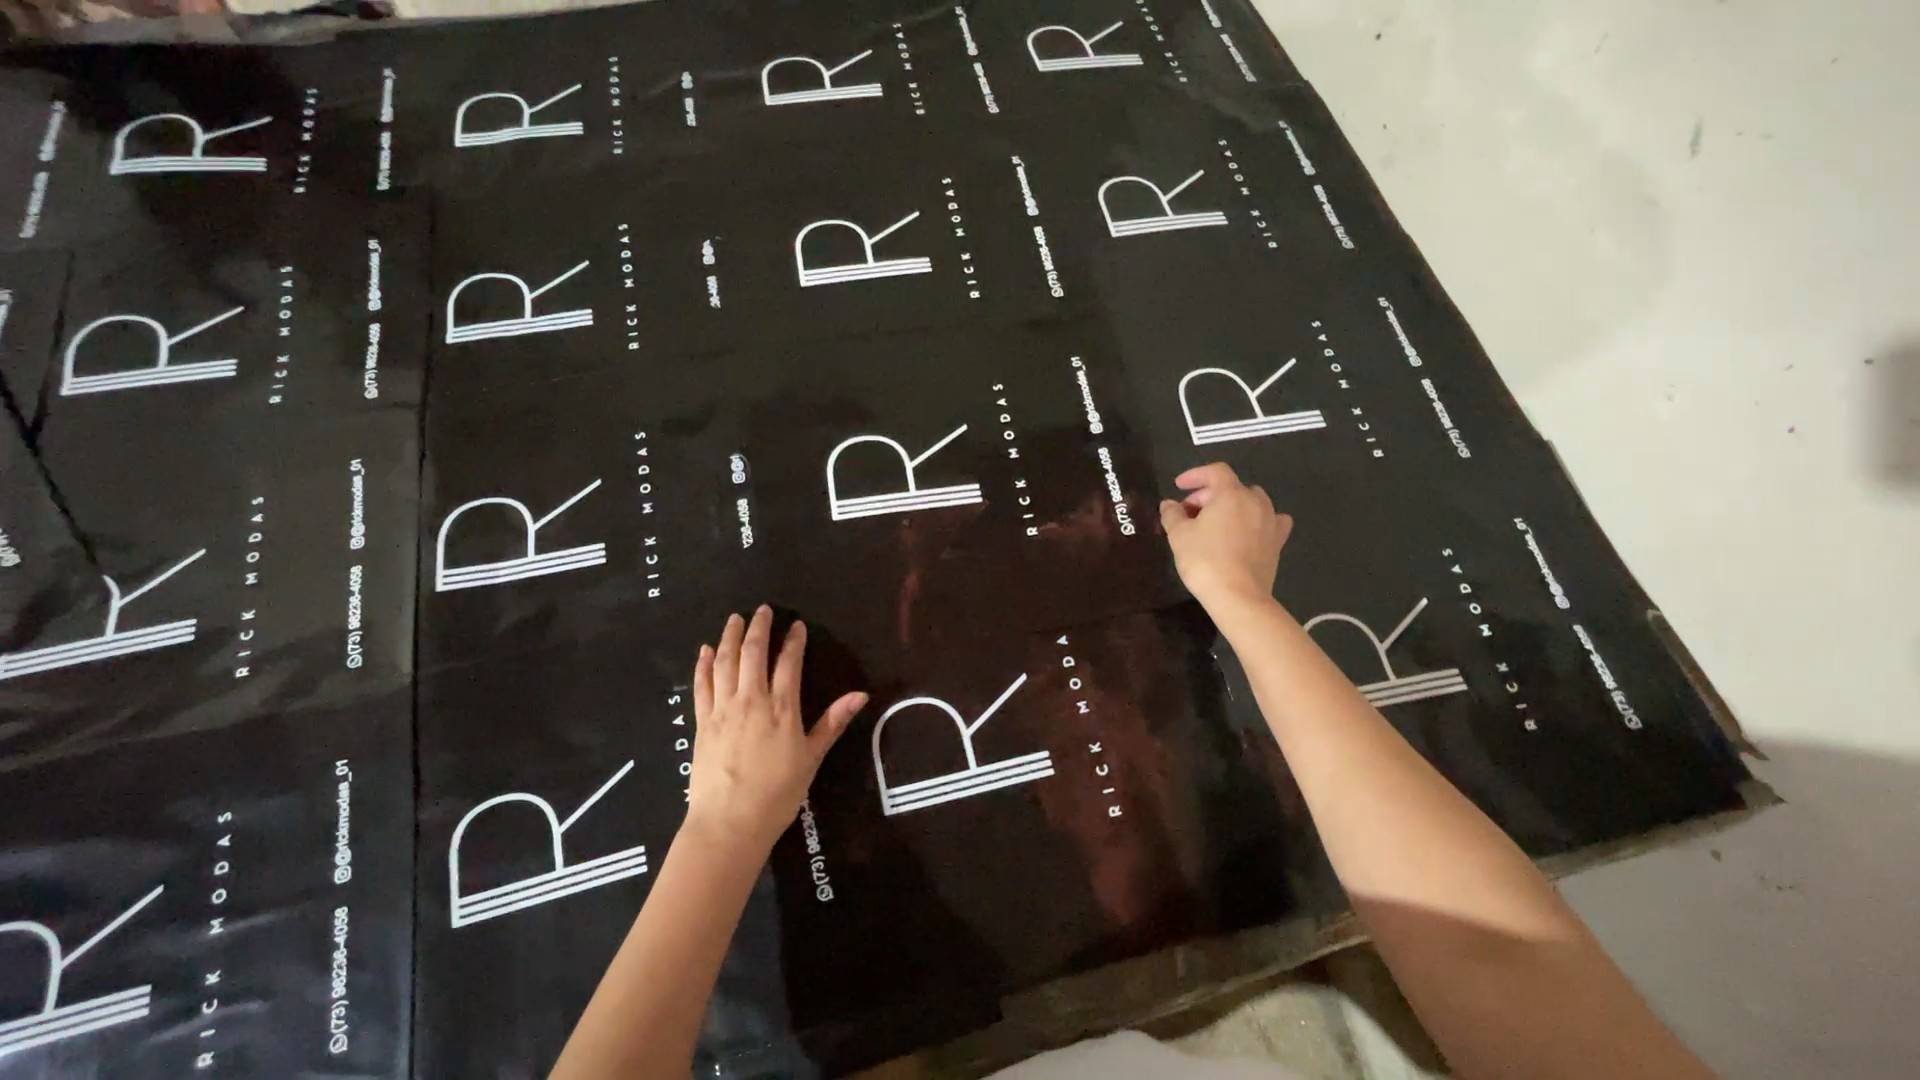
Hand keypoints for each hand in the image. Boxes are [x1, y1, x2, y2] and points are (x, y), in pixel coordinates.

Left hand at [686, 606, 868, 853]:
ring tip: (734, 619)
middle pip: (752, 653)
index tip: (796, 625)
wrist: (729, 823)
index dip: (793, 641)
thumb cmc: (778, 794)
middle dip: (758, 628)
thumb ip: (833, 722)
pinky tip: (706, 651)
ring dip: (729, 637)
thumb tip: (861, 694)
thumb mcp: (812, 758)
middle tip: (762, 610)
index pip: (788, 663)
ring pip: (725, 662)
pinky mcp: (701, 723)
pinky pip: (701, 685)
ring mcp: (722, 710)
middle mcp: (751, 700)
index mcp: (782, 708)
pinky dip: (704, 664)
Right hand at [1159, 463, 1292, 610]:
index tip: (1179, 486)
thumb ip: (1172, 514)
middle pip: (1231, 487)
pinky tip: (1250, 530)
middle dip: (1208, 495)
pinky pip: (1272, 520)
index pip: (1215, 471)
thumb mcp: (1178, 536)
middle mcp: (1255, 501)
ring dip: (1233, 505)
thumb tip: (1169, 504)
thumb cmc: (1204, 560)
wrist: (1238, 596)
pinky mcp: (1277, 541)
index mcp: (1231, 494)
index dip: (1195, 475)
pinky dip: (1258, 520)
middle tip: (1189, 513)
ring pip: (1252, 501)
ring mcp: (1270, 521)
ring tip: (1216, 522)